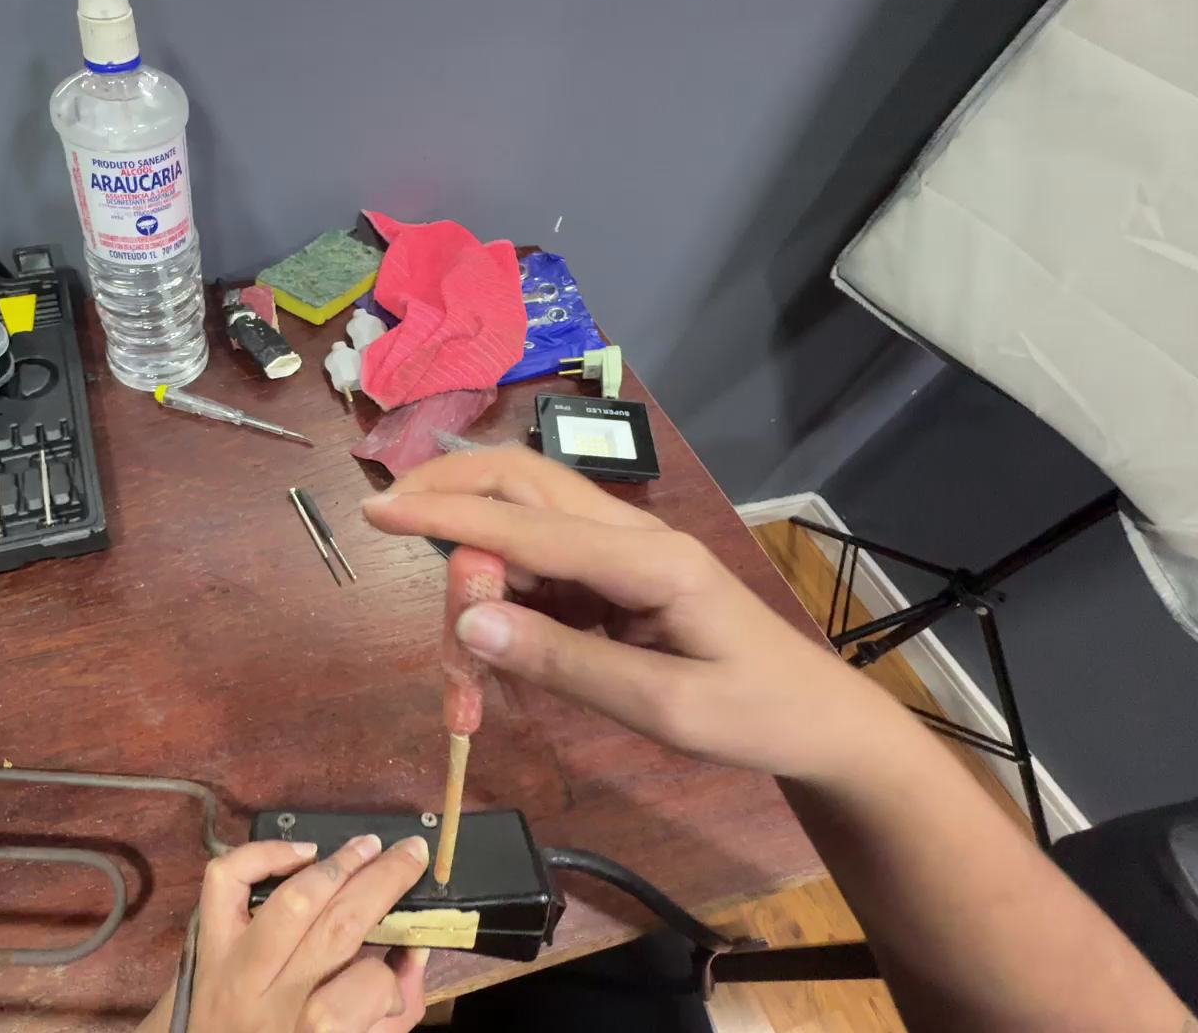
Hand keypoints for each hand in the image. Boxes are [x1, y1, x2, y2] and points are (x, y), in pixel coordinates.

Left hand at [139, 836, 430, 1032]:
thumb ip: (388, 1014)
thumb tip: (414, 947)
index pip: (362, 992)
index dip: (391, 975)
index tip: (405, 958)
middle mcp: (267, 1002)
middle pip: (334, 929)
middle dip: (382, 881)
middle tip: (410, 853)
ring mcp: (231, 968)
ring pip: (291, 901)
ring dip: (337, 864)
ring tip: (368, 846)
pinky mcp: (207, 942)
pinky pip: (226, 882)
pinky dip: (263, 855)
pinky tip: (301, 854)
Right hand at [361, 446, 913, 781]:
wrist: (821, 718)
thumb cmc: (756, 715)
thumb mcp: (664, 708)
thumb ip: (563, 661)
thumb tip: (469, 621)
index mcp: (648, 559)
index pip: (523, 526)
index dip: (444, 517)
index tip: (376, 510)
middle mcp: (626, 532)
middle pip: (518, 479)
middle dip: (446, 492)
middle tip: (387, 517)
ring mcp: (617, 545)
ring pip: (517, 516)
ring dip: (467, 552)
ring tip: (456, 638)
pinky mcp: (608, 567)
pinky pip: (532, 555)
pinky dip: (494, 582)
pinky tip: (486, 627)